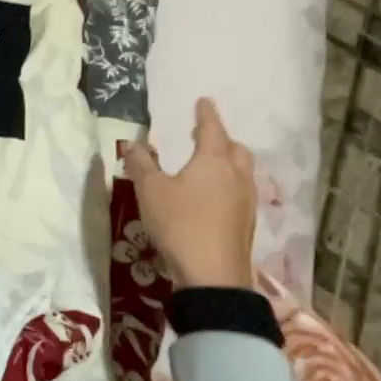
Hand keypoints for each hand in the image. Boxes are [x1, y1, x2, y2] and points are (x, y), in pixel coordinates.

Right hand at [125, 97, 257, 289]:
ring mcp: (246, 203)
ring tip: (208, 162)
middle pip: (237, 150)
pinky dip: (229, 182)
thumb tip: (134, 144)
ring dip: (228, 161)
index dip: (206, 114)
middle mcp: (236, 178)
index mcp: (214, 162)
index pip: (212, 130)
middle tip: (204, 134)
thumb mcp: (149, 189)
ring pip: (243, 172)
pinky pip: (241, 191)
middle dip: (223, 139)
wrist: (213, 278)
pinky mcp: (246, 224)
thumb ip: (140, 163)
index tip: (204, 101)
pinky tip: (213, 193)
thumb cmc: (180, 224)